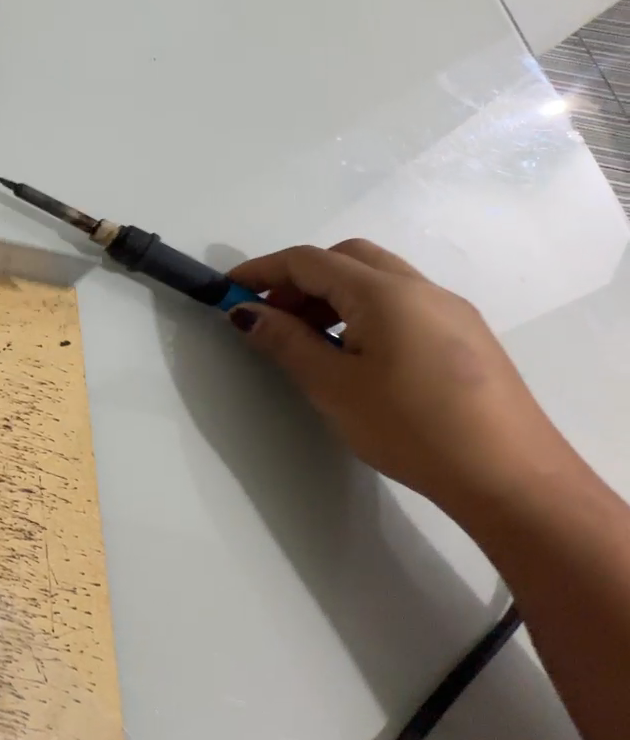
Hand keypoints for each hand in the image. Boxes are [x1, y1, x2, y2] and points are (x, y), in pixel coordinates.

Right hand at [226, 240, 572, 513]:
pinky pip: (401, 302)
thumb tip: (244, 312)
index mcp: (387, 295)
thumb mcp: (331, 385)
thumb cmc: (412, 428)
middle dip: (299, 277)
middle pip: (347, 257)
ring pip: (377, 278)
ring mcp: (452, 313)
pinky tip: (351, 352)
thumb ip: (284, 340)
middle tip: (270, 314)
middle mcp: (423, 291)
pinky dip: (362, 309)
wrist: (515, 482)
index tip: (225, 292)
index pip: (310, 261)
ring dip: (331, 293)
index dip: (261, 270)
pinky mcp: (465, 338)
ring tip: (305, 338)